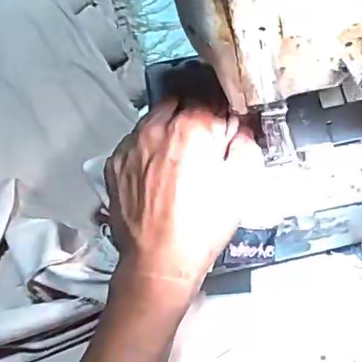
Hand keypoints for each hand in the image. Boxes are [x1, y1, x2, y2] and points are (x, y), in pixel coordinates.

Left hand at [103, 100, 260, 291]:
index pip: (213, 100)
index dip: (225, 116)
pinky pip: (136, 141)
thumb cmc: (200, 229)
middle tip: (205, 140)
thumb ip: (246, 146)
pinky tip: (160, 172)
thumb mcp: (241, 186)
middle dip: (195, 114)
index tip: (229, 132)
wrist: (159, 261)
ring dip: (170, 128)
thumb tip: (241, 131)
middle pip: (180, 101)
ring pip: (154, 118)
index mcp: (192, 127)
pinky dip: (149, 147)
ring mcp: (132, 145)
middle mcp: (157, 128)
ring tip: (181, 158)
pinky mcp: (116, 163)